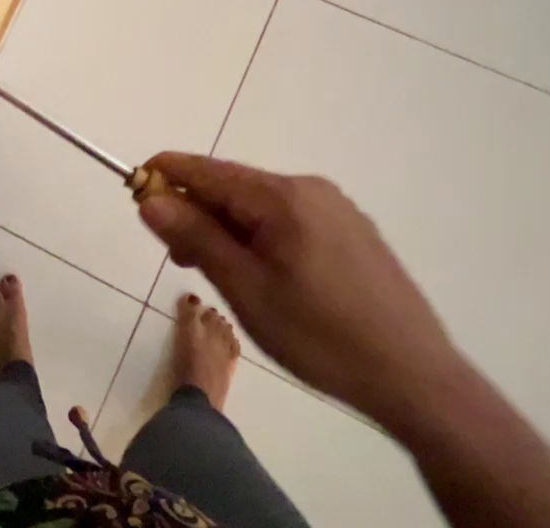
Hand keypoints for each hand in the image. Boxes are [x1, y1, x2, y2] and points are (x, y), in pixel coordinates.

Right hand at [137, 153, 471, 427]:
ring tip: (222, 276)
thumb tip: (149, 197)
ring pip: (259, 205)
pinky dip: (260, 236)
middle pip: (232, 186)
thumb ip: (194, 237)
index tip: (132, 192)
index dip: (163, 174)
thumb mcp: (244, 289)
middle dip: (196, 211)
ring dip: (227, 228)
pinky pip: (289, 219)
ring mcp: (337, 210)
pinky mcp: (353, 233)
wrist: (417, 380)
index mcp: (282, 197)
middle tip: (178, 259)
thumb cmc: (319, 336)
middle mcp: (310, 189)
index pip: (205, 169)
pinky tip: (265, 278)